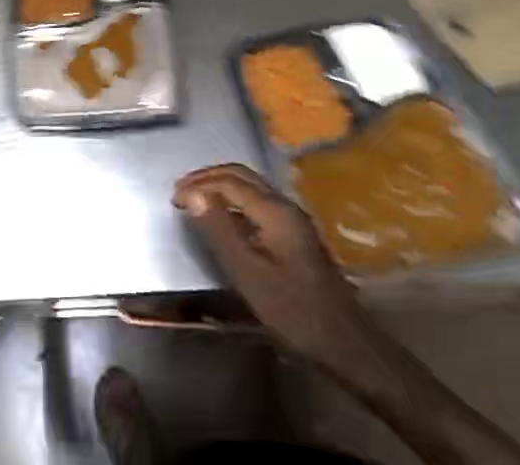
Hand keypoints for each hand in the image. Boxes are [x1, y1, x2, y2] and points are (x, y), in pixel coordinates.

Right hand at [176, 167, 519, 464]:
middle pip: (242, 176)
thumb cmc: (292, 309)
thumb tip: (193, 193)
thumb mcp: (247, 272)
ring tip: (197, 202)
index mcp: (274, 211)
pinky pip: (259, 204)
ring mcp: (294, 221)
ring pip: (252, 188)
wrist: (345, 343)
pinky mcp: (297, 236)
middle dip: (209, 178)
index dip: (198, 184)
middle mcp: (286, 206)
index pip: (229, 182)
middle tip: (182, 191)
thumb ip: (219, 229)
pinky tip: (224, 220)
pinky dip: (235, 202)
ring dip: (222, 188)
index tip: (173, 198)